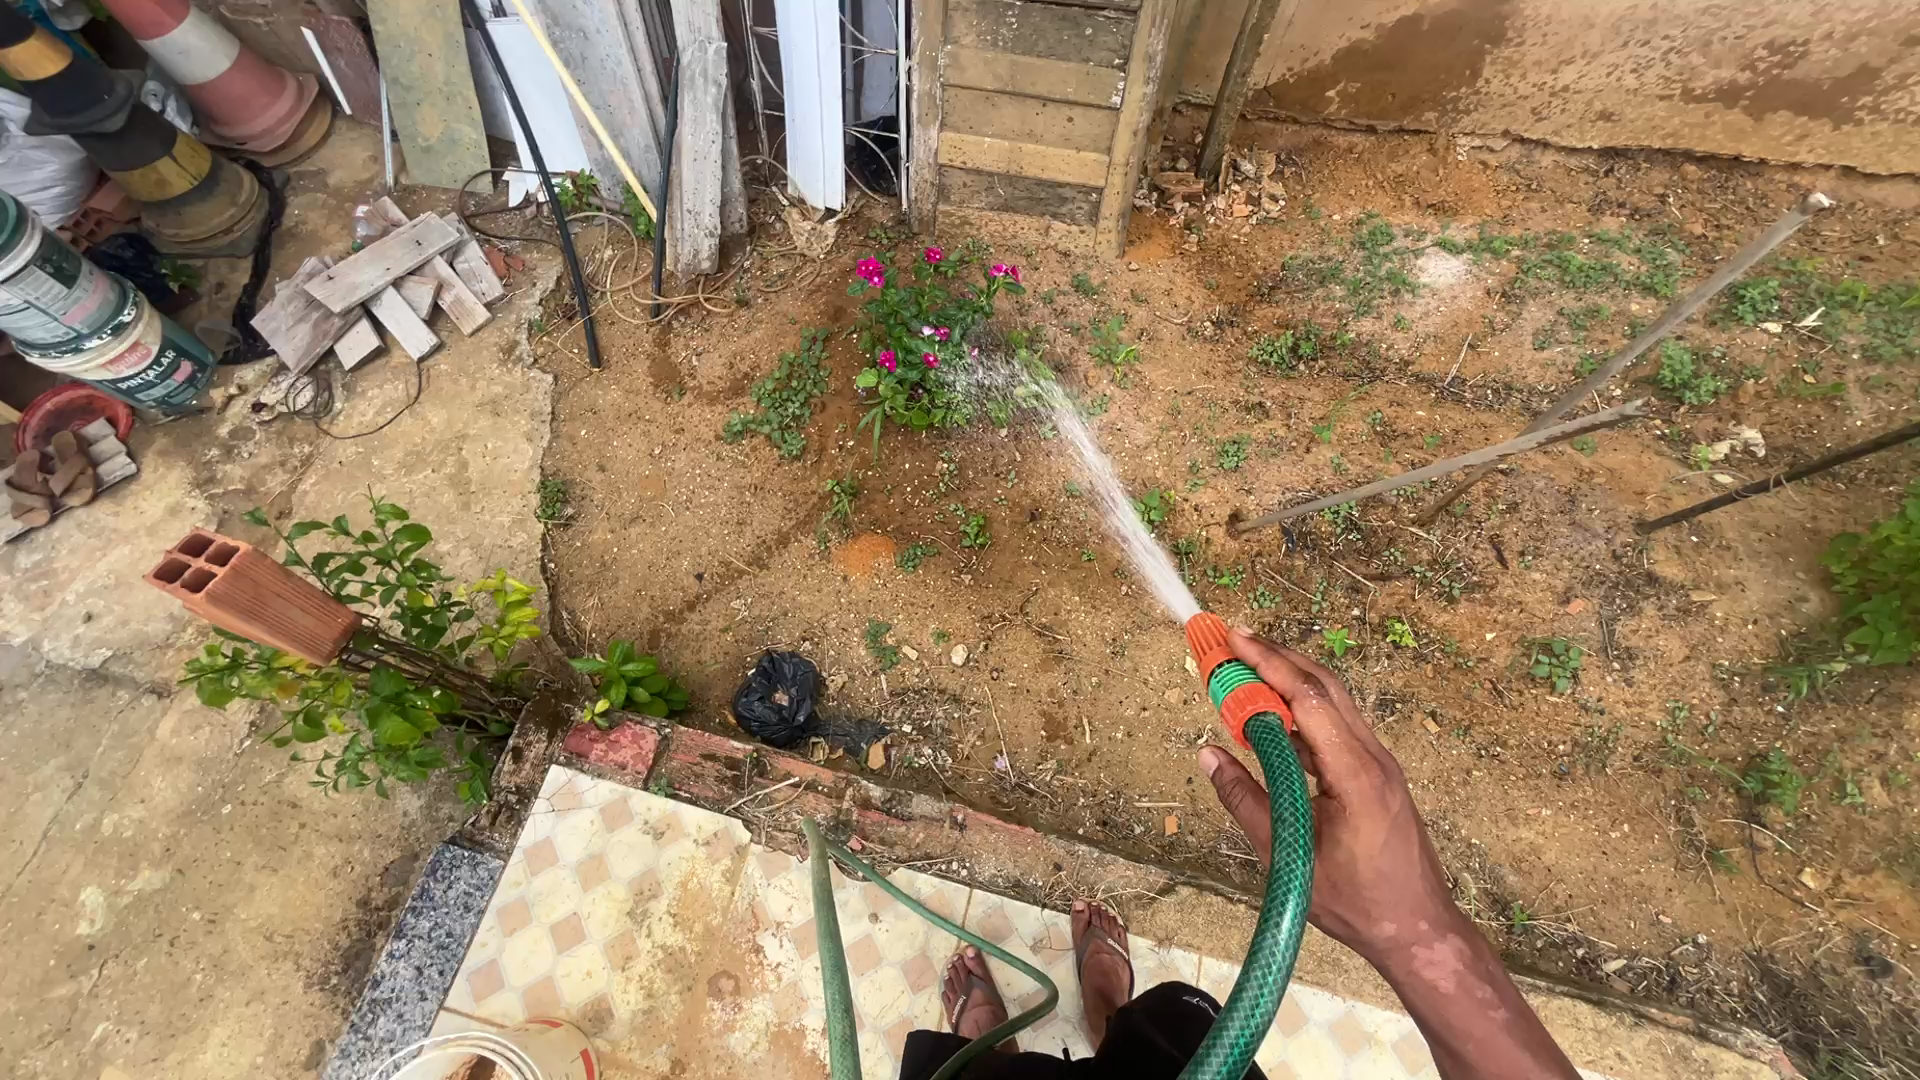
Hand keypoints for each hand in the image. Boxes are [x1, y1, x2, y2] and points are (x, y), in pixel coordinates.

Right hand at [1198, 628, 1462, 963]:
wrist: (1420, 931)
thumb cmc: (1356, 902)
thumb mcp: (1287, 856)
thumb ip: (1244, 801)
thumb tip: (1207, 755)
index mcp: (1356, 774)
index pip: (1310, 699)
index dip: (1269, 664)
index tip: (1233, 639)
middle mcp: (1373, 757)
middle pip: (1324, 685)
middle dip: (1277, 655)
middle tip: (1233, 637)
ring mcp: (1378, 762)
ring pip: (1332, 700)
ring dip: (1289, 676)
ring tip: (1246, 664)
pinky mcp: (1374, 772)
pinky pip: (1334, 723)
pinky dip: (1299, 706)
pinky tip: (1270, 714)